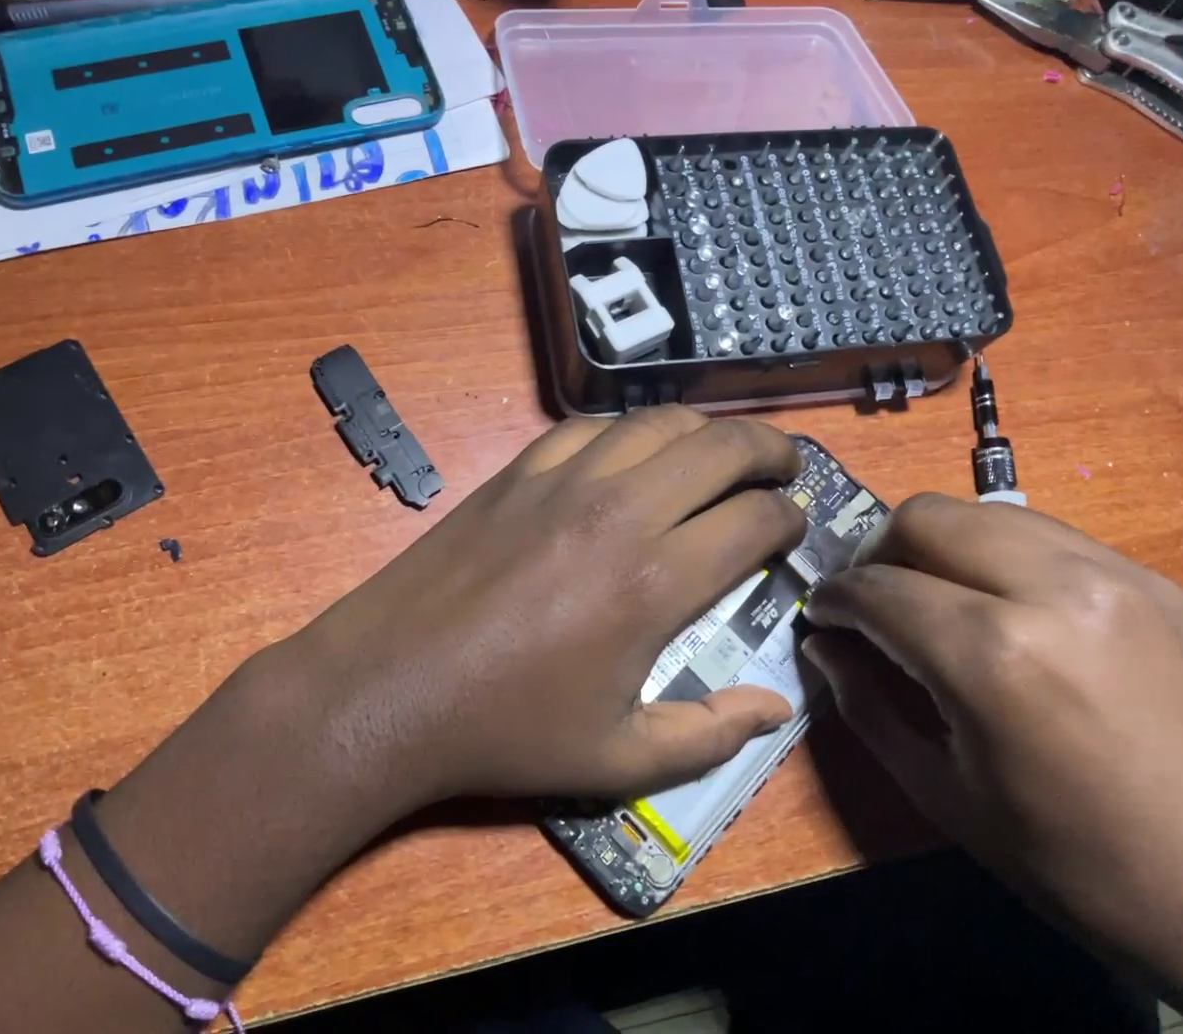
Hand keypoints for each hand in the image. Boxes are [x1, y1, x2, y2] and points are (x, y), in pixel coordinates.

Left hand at [275, 406, 805, 811]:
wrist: (389, 688)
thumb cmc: (505, 731)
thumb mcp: (618, 760)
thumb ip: (709, 734)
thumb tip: (776, 707)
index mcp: (655, 580)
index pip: (755, 520)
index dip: (789, 519)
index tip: (793, 531)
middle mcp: (619, 509)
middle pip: (721, 446)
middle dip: (770, 450)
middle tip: (784, 470)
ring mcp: (561, 480)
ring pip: (658, 422)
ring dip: (704, 432)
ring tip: (719, 455)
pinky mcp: (516, 472)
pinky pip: (590, 427)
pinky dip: (631, 432)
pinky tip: (631, 456)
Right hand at [801, 494, 1182, 1033]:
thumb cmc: (1091, 872)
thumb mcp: (952, 800)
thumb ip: (871, 709)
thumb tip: (826, 650)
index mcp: (993, 653)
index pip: (876, 588)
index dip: (832, 599)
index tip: (819, 617)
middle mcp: (1053, 587)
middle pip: (927, 517)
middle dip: (878, 553)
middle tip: (871, 603)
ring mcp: (1117, 575)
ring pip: (990, 514)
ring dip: (940, 546)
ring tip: (935, 601)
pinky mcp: (1161, 584)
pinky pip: (1051, 539)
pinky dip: (1002, 557)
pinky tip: (1008, 612)